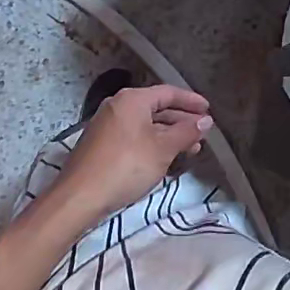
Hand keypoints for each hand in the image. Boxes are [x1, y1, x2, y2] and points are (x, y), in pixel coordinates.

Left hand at [54, 85, 213, 218]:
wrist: (81, 196)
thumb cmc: (126, 166)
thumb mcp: (163, 148)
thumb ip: (186, 132)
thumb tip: (205, 120)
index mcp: (132, 99)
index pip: (168, 92)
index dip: (191, 101)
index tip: (209, 110)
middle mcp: (117, 106)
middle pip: (156, 107)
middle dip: (181, 121)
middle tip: (202, 133)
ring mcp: (107, 125)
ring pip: (145, 124)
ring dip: (169, 135)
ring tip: (190, 149)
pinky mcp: (101, 144)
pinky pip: (134, 136)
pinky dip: (153, 143)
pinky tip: (164, 158)